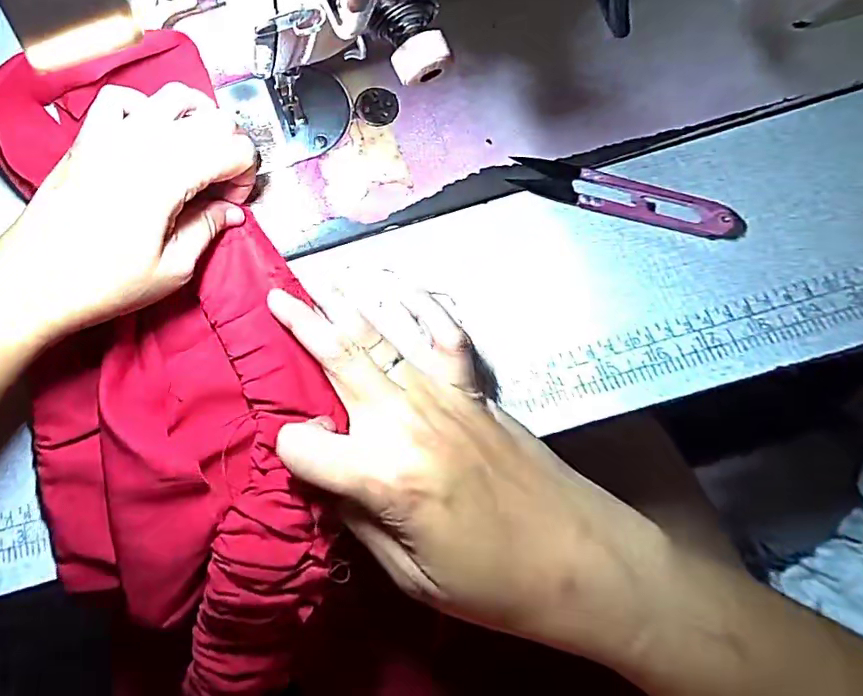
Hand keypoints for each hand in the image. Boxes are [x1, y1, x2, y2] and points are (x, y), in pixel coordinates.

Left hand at [0, 82, 256, 348]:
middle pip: (212, 118)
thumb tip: (228, 212)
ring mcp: (112, 134)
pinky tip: (146, 134)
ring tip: (194, 151)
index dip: (245, 174)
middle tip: (219, 184)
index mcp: (170, 173)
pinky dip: (143, 108)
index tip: (234, 200)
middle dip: (228, 148)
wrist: (32, 280)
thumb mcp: (169, 269)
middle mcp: (143, 142)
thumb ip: (207, 230)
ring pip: (173, 96)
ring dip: (196, 119)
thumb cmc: (92, 281)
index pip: (235, 148)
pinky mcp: (87, 138)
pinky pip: (121, 99)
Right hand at [266, 278, 681, 665]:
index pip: (303, 446)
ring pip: (381, 336)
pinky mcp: (470, 389)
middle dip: (299, 324)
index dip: (291, 451)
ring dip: (347, 302)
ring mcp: (441, 397)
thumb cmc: (494, 583)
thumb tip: (321, 473)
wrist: (588, 565)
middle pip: (337, 359)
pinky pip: (440, 335)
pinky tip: (398, 285)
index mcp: (384, 476)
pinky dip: (418, 305)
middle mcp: (405, 422)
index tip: (299, 459)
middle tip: (274, 297)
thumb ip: (354, 518)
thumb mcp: (411, 577)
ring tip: (324, 278)